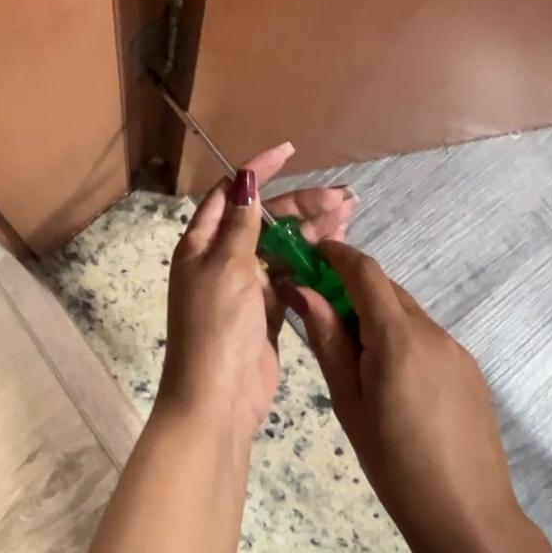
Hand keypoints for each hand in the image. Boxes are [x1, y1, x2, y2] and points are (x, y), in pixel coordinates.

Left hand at [157, 143, 357, 435]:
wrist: (217, 400)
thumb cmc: (216, 328)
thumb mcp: (226, 268)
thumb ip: (240, 224)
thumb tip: (245, 179)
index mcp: (201, 243)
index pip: (230, 192)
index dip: (258, 170)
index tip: (290, 152)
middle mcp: (221, 258)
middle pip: (263, 218)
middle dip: (300, 204)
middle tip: (344, 198)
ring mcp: (245, 285)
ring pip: (281, 246)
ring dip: (312, 229)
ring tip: (350, 213)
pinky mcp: (266, 310)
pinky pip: (291, 274)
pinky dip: (311, 261)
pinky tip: (337, 250)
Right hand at [289, 242, 518, 544]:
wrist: (468, 517)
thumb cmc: (394, 463)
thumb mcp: (348, 402)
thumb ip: (328, 340)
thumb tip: (303, 291)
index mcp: (398, 337)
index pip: (365, 271)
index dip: (336, 254)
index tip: (309, 253)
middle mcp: (432, 332)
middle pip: (387, 289)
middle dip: (352, 287)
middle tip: (320, 310)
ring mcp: (456, 350)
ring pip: (407, 313)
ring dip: (376, 315)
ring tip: (354, 355)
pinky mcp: (470, 370)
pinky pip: (426, 337)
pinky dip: (401, 337)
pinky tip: (390, 379)